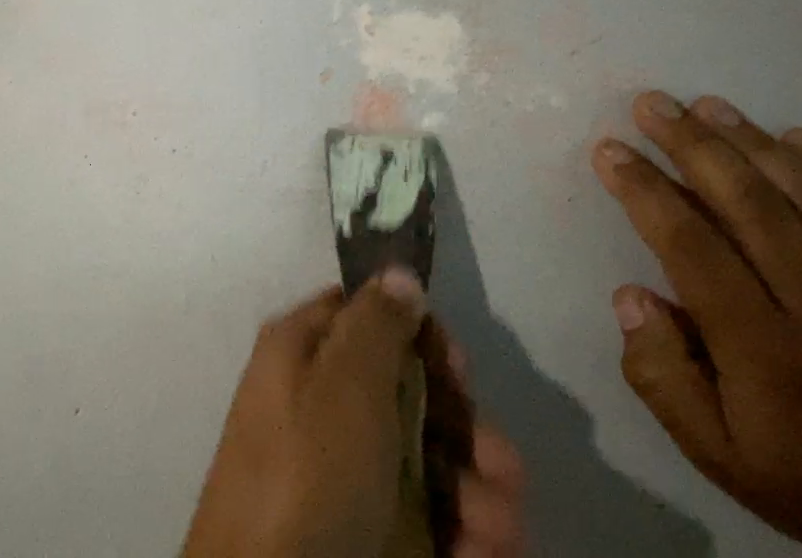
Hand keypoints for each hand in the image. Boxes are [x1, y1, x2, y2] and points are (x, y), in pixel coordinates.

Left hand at [183, 271, 524, 557]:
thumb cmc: (308, 475)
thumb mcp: (343, 385)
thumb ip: (377, 323)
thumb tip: (398, 271)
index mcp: (304, 353)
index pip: (370, 315)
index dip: (420, 334)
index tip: (458, 367)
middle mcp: (325, 402)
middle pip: (414, 391)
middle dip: (468, 429)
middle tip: (497, 464)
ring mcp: (347, 470)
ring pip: (435, 459)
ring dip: (479, 494)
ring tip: (490, 532)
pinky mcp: (369, 526)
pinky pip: (430, 513)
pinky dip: (465, 534)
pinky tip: (477, 554)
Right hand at [594, 91, 801, 556]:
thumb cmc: (800, 478)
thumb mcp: (710, 450)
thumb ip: (660, 374)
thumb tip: (630, 294)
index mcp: (761, 346)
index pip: (692, 247)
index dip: (645, 192)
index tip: (609, 151)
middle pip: (752, 206)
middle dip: (694, 146)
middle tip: (652, 104)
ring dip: (756, 144)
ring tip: (710, 105)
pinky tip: (801, 138)